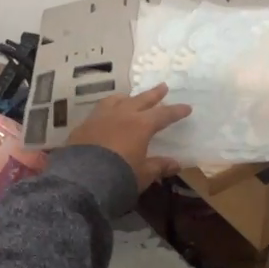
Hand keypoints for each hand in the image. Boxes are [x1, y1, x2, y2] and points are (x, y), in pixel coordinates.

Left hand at [69, 82, 192, 191]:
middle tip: (163, 86)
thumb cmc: (119, 177)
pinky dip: (107, 110)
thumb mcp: (143, 174)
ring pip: (116, 100)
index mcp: (141, 125)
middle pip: (141, 100)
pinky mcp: (83, 126)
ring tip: (130, 97)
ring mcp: (100, 118)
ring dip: (127, 98)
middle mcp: (122, 116)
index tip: (187, 107)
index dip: (176, 111)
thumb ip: (159, 166)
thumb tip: (176, 164)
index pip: (163, 115)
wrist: (82, 181)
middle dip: (154, 94)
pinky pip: (99, 111)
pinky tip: (106, 116)